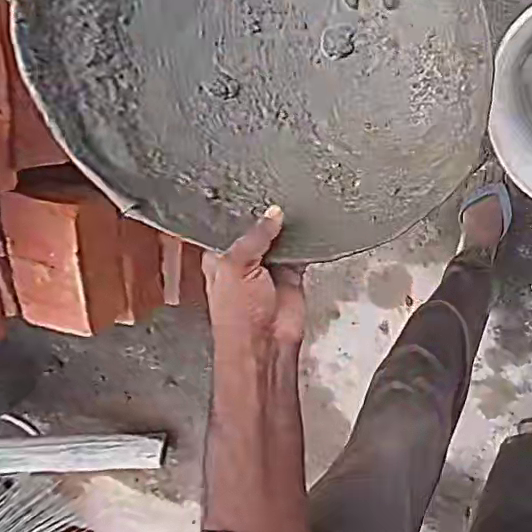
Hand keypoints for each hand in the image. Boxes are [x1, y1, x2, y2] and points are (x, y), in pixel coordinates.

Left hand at [204, 206, 305, 348]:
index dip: (236, 210)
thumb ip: (254, 236)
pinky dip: (307, 244)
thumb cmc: (237, 313)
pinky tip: (310, 229)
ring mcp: (269, 267)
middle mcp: (244, 259)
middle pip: (257, 229)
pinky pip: (301, 253)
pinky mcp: (292, 275)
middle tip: (278, 192)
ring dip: (288, 228)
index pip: (227, 225)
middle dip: (266, 216)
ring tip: (296, 204)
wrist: (265, 343)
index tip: (249, 188)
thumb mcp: (235, 265)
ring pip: (280, 239)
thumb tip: (274, 213)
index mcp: (220, 256)